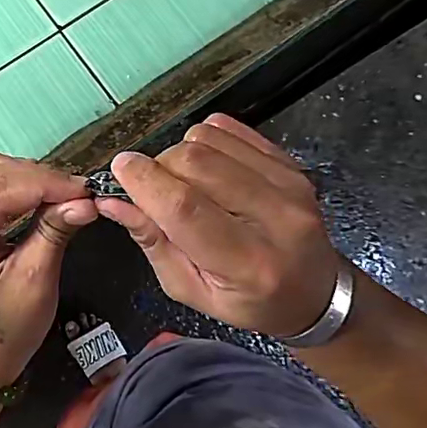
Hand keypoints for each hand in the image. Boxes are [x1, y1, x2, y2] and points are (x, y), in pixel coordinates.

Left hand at [0, 152, 96, 385]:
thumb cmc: (5, 330)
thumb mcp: (35, 283)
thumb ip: (53, 233)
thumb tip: (84, 200)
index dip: (44, 183)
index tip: (84, 190)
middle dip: (37, 177)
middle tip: (78, 193)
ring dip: (27, 175)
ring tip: (63, 194)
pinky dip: (16, 183)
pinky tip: (41, 195)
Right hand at [99, 114, 348, 338]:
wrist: (315, 292)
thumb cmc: (247, 299)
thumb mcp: (188, 288)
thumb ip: (150, 241)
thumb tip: (111, 201)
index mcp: (247, 263)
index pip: (184, 207)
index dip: (143, 180)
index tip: (118, 171)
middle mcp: (274, 219)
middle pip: (192, 161)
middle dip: (158, 167)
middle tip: (156, 189)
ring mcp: (287, 185)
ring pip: (206, 139)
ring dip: (179, 153)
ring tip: (186, 181)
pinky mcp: (289, 163)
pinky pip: (227, 128)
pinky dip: (203, 140)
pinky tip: (207, 167)